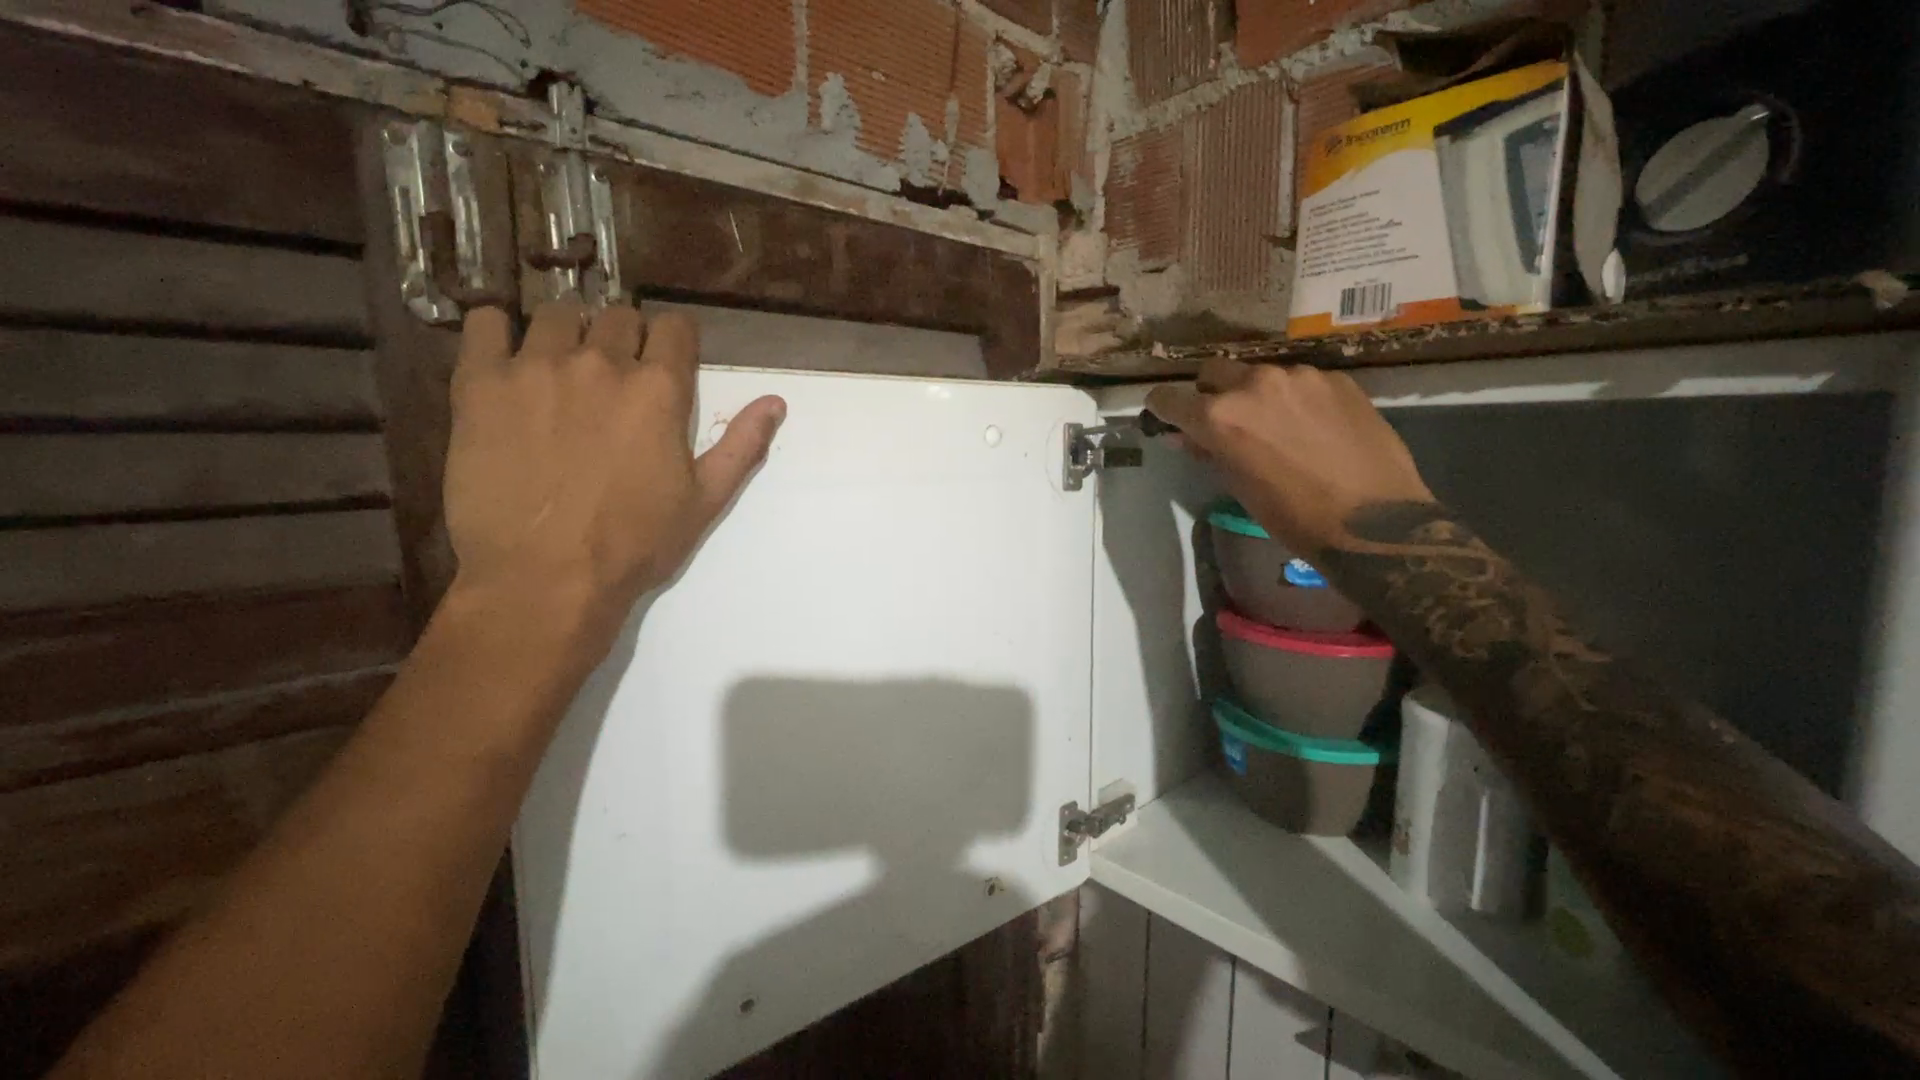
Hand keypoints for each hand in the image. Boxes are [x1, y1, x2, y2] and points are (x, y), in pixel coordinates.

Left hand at [442, 300, 784, 650]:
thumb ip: (742, 446)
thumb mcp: (705, 502)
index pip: (675, 328)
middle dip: (622, 338)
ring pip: (556, 315)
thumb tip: (776, 402)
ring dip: (566, 333)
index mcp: (659, 389)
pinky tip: (502, 356)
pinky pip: (484, 324)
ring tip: (559, 368)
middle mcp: (601, 363)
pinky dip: (495, 330)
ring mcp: (536, 368)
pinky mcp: (480, 384)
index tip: (666, 361)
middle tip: (612, 376)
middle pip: (617, 316)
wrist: (545, 578)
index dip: (674, 341)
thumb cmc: (634, 545)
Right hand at [1146, 359, 1433, 554]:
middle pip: (1213, 373)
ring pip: (1259, 375)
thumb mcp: (1240, 488)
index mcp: (1221, 416)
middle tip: (1224, 422)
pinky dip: (1295, 398)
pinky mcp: (1336, 378)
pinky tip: (1313, 427)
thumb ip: (1209, 453)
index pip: (1169, 397)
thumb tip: (1186, 437)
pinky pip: (1300, 381)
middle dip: (1210, 394)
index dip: (1163, 409)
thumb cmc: (1295, 517)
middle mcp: (1255, 384)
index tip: (1167, 418)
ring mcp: (1300, 376)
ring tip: (1276, 426)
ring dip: (1256, 395)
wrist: (1374, 521)